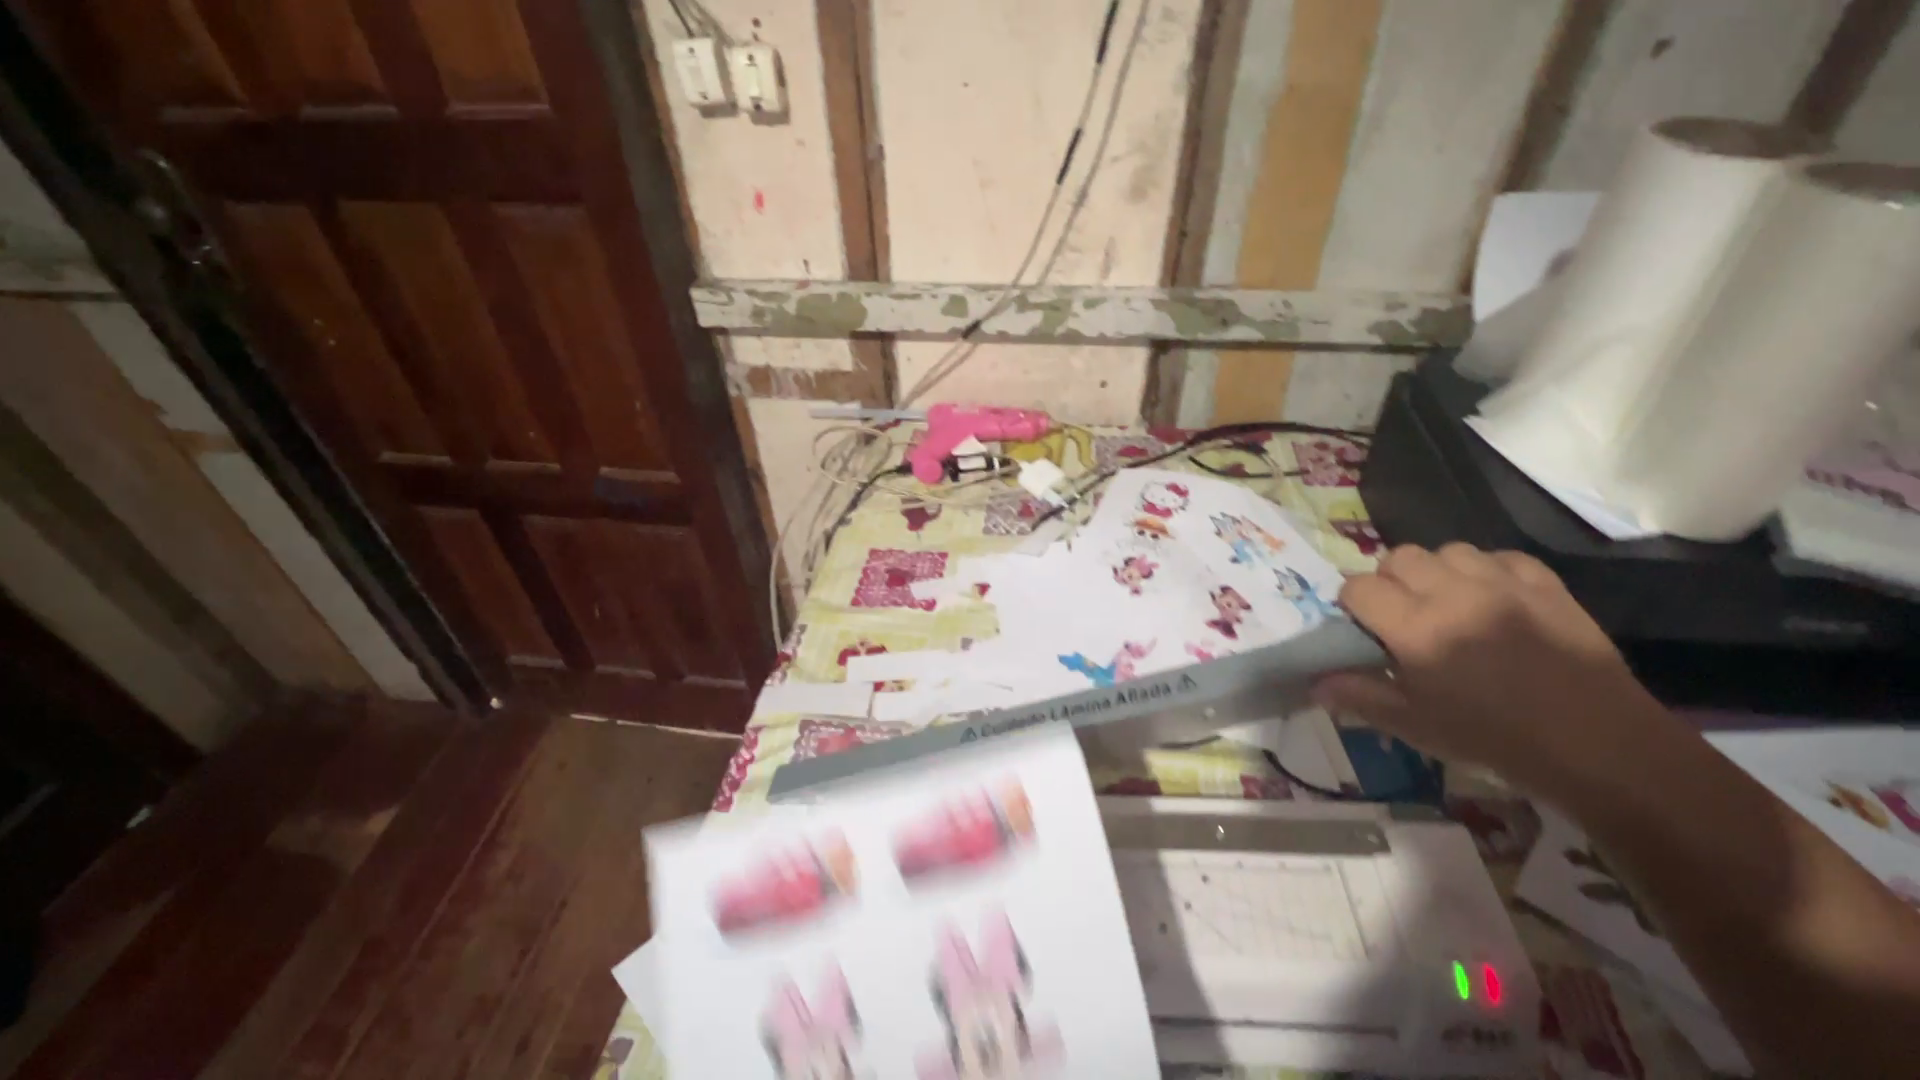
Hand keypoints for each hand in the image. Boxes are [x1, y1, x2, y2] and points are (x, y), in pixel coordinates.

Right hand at [1316, 543, 1675, 794]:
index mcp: (1415, 628)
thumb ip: (1361, 696)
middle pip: (1400, 557)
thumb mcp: (1416, 726)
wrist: (1594, 741)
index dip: (1352, 606)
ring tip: (1448, 603)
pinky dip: (1485, 571)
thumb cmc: (1493, 738)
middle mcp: (1453, 592)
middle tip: (1403, 616)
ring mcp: (1502, 582)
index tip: (1363, 629)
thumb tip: (1316, 681)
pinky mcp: (1543, 582)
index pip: (1359, 588)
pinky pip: (1499, 556)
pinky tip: (1491, 600)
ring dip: (1437, 572)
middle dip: (1391, 581)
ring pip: (1448, 550)